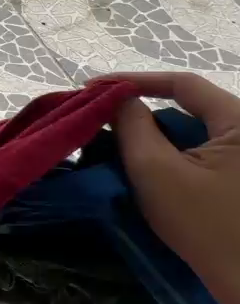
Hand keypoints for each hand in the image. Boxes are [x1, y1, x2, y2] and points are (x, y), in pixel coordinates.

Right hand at [98, 72, 239, 303]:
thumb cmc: (204, 223)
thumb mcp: (153, 169)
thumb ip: (131, 125)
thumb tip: (115, 99)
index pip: (185, 84)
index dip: (133, 80)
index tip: (90, 89)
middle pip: (194, 107)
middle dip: (145, 113)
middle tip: (101, 124)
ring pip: (201, 131)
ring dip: (161, 136)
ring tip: (123, 151)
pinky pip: (212, 152)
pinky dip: (179, 154)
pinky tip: (155, 171)